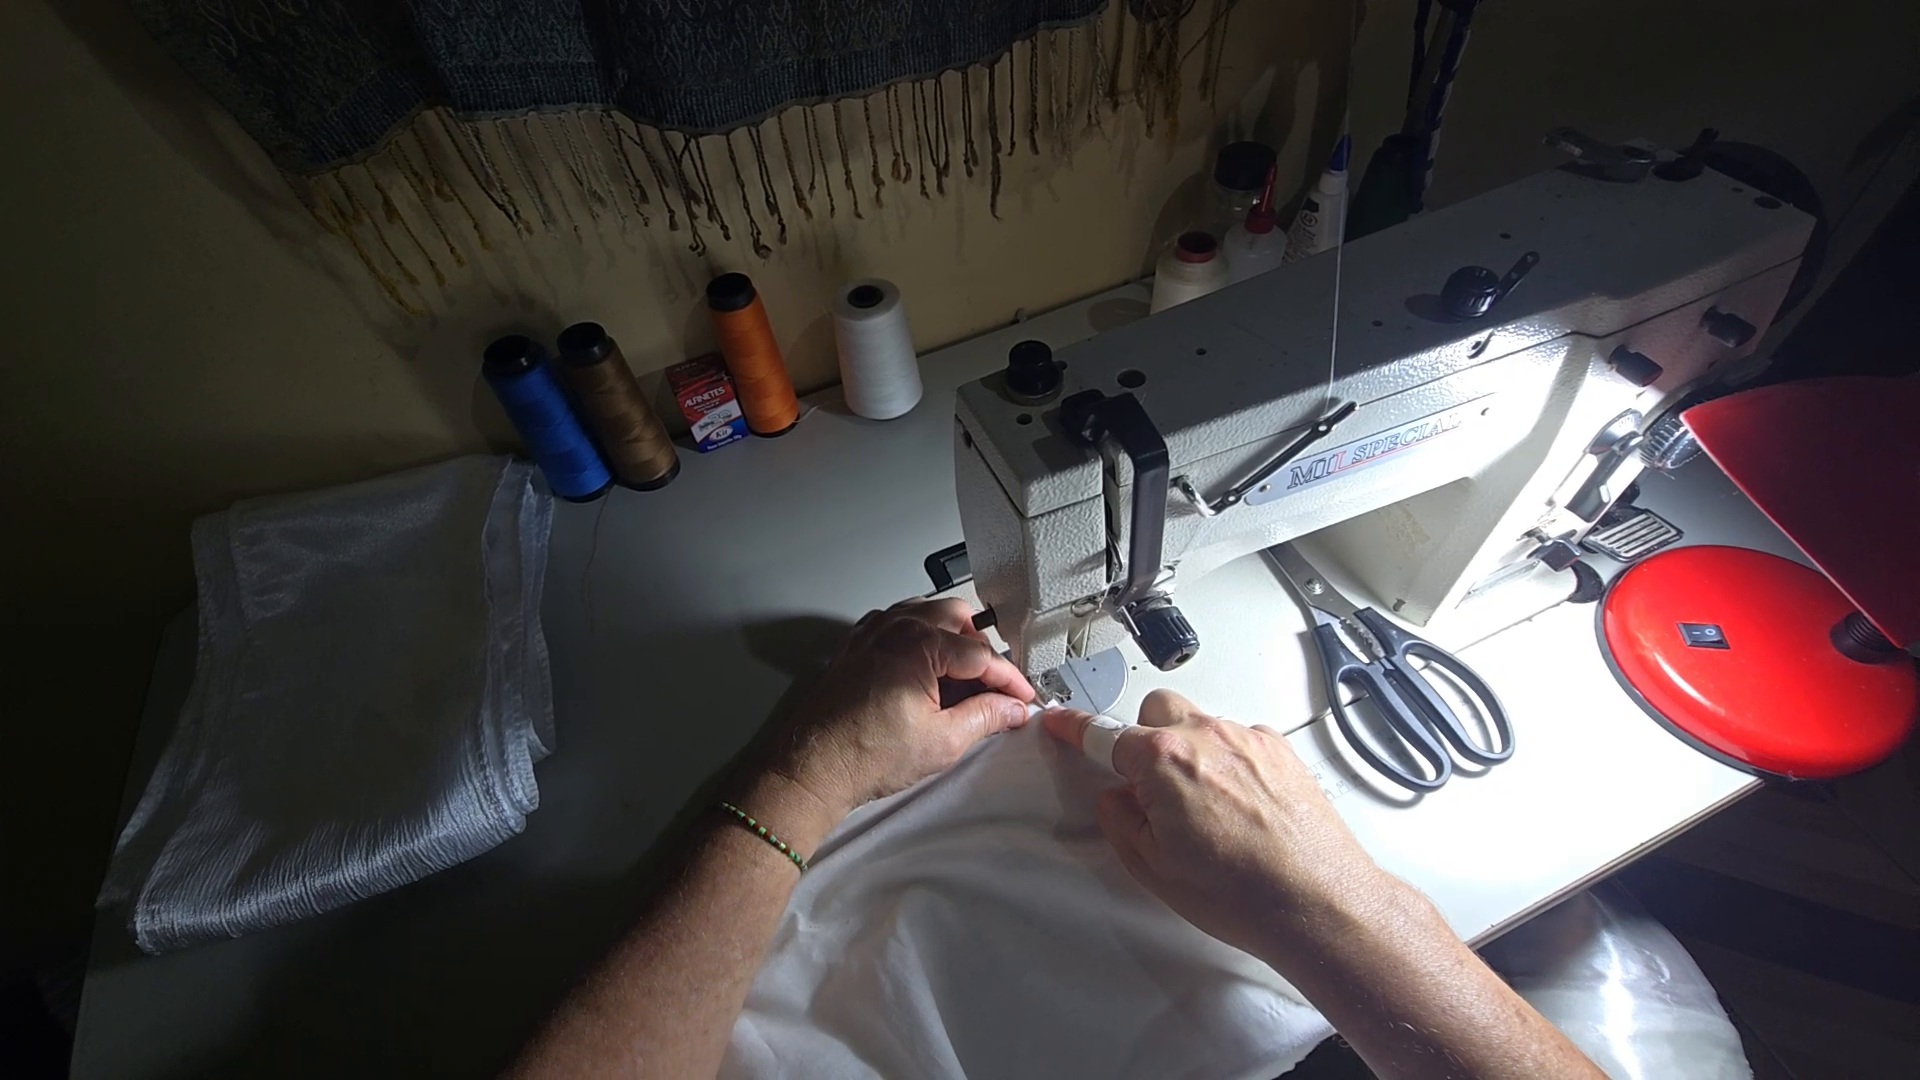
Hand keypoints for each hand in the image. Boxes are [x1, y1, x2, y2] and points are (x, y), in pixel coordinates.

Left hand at [754, 598, 1035, 824]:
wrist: (812, 768)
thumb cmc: (863, 755)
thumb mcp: (941, 741)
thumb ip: (985, 717)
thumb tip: (1010, 709)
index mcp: (920, 644)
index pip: (982, 654)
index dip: (1009, 679)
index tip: (1021, 698)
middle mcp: (896, 627)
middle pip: (958, 620)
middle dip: (982, 650)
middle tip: (993, 686)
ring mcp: (874, 631)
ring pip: (929, 614)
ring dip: (952, 638)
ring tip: (962, 678)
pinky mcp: (859, 643)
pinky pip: (900, 623)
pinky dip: (921, 637)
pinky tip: (925, 670)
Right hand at [1042, 690, 1392, 960]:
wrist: (1320, 905)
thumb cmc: (1243, 893)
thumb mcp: (1153, 866)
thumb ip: (1121, 819)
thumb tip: (1117, 797)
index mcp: (1162, 760)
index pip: (1102, 734)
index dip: (1074, 727)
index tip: (1061, 721)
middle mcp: (1204, 735)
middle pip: (1155, 710)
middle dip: (1146, 737)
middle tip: (1155, 783)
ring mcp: (1245, 737)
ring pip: (1199, 722)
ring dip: (1191, 750)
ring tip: (1211, 807)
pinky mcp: (1279, 748)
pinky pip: (1238, 738)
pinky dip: (1230, 760)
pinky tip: (1242, 804)